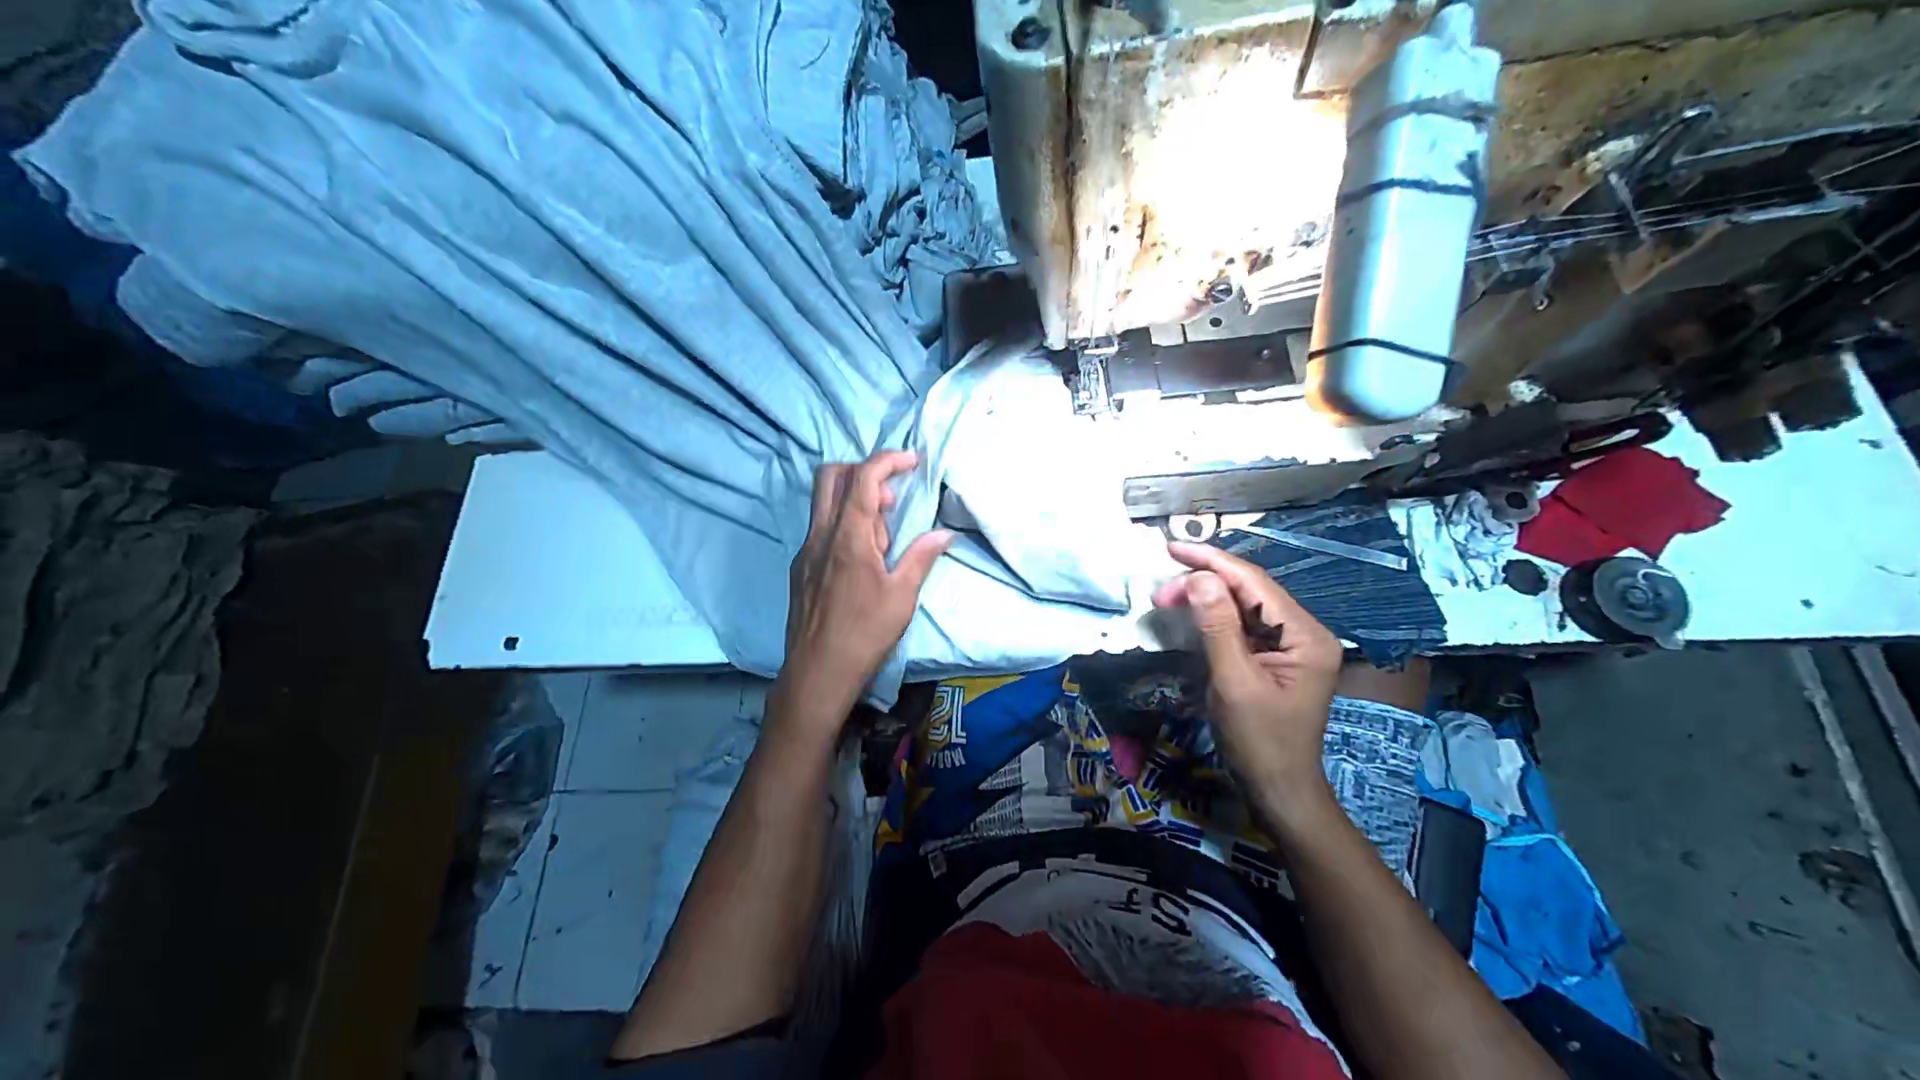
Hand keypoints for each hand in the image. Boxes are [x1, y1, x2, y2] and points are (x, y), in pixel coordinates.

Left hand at [778, 450, 953, 725]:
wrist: (817, 672)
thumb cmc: (865, 634)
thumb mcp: (902, 596)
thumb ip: (921, 557)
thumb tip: (944, 533)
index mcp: (849, 537)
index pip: (863, 477)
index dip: (888, 460)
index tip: (911, 461)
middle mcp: (821, 535)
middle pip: (831, 475)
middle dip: (864, 470)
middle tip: (892, 497)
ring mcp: (805, 550)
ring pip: (823, 501)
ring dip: (854, 499)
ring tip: (882, 537)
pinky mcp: (800, 567)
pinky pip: (820, 527)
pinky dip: (843, 524)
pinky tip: (862, 558)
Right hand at [1151, 541, 1343, 808]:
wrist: (1279, 789)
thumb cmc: (1259, 741)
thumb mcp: (1234, 682)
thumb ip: (1217, 627)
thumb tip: (1198, 577)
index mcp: (1306, 635)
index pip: (1255, 583)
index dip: (1212, 562)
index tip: (1172, 548)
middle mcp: (1304, 631)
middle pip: (1249, 591)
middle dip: (1203, 583)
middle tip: (1160, 593)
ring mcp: (1291, 645)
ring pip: (1243, 605)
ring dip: (1205, 599)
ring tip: (1166, 600)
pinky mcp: (1275, 657)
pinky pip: (1242, 625)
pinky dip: (1213, 617)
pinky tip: (1190, 614)